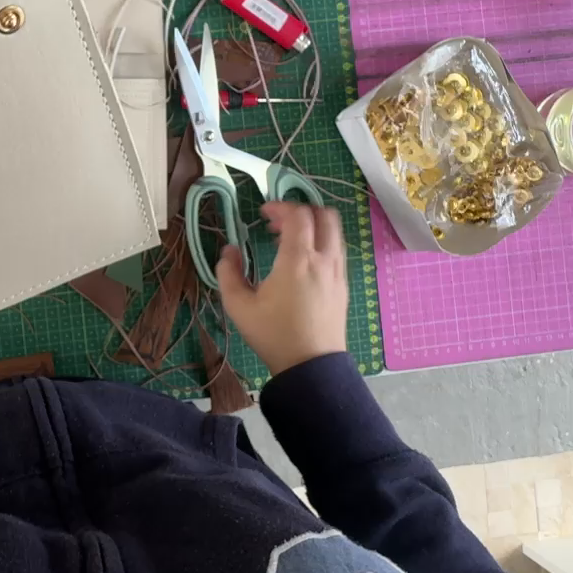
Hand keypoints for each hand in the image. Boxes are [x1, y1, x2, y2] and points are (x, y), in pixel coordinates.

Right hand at [215, 202, 348, 375]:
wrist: (311, 366)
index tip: (262, 213)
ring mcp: (337, 273)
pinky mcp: (343, 286)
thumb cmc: (273, 334)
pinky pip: (337, 251)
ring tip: (290, 240)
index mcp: (297, 260)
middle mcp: (323, 260)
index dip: (280, 206)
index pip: (297, 215)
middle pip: (324, 216)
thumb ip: (228, 273)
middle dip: (301, 210)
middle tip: (279, 222)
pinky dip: (322, 243)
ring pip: (335, 233)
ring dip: (314, 227)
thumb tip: (229, 251)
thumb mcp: (238, 306)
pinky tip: (303, 261)